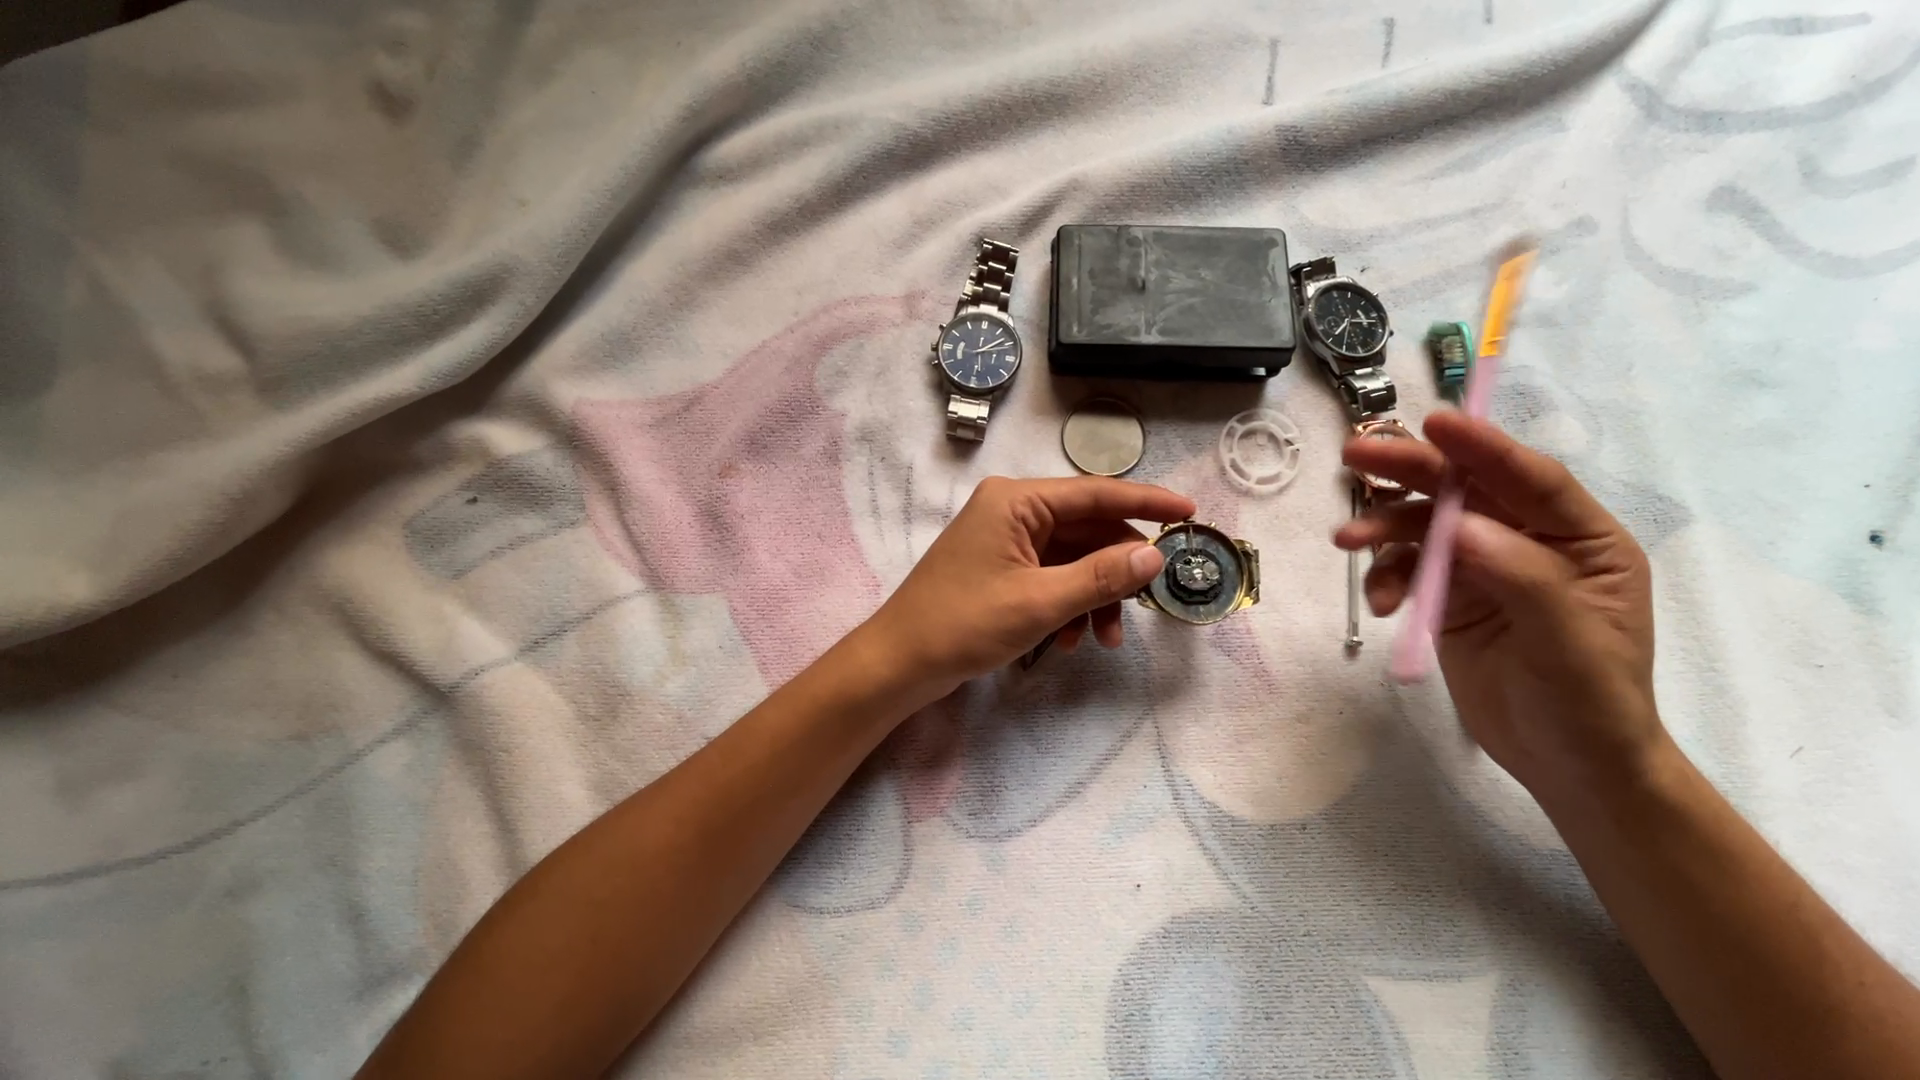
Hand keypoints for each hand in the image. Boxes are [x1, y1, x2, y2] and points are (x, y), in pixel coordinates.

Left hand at [865, 476, 1194, 700]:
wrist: (900, 663)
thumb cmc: (963, 624)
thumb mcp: (1039, 602)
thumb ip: (1101, 577)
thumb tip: (1154, 556)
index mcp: (1017, 501)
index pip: (1096, 492)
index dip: (1146, 503)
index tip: (1189, 514)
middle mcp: (1013, 511)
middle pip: (1088, 529)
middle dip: (1117, 571)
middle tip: (1144, 605)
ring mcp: (1007, 541)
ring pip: (1075, 559)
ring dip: (1095, 596)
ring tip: (1104, 639)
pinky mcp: (1002, 570)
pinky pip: (1053, 578)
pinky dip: (1069, 606)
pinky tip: (1070, 641)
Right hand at [1333, 412, 1665, 799]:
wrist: (1566, 766)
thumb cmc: (1590, 703)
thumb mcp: (1568, 641)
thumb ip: (1520, 576)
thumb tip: (1460, 526)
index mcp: (1581, 539)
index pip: (1529, 479)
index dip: (1481, 448)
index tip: (1435, 423)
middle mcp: (1530, 541)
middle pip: (1464, 490)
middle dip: (1411, 472)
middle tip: (1355, 456)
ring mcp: (1484, 568)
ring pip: (1425, 526)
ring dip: (1385, 529)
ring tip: (1347, 542)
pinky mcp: (1450, 596)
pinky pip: (1408, 569)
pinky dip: (1386, 578)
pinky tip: (1381, 605)